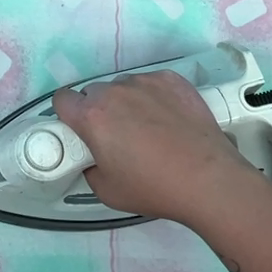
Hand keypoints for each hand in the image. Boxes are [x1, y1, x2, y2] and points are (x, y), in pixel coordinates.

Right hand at [51, 70, 256, 225]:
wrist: (209, 179)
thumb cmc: (154, 188)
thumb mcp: (107, 191)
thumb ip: (89, 167)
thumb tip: (93, 158)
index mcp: (92, 116)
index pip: (62, 99)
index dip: (68, 115)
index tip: (81, 129)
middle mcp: (114, 91)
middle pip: (94, 93)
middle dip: (100, 111)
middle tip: (119, 137)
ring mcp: (145, 81)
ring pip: (124, 87)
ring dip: (127, 103)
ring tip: (151, 129)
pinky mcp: (171, 79)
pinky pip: (152, 84)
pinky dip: (155, 97)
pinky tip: (170, 120)